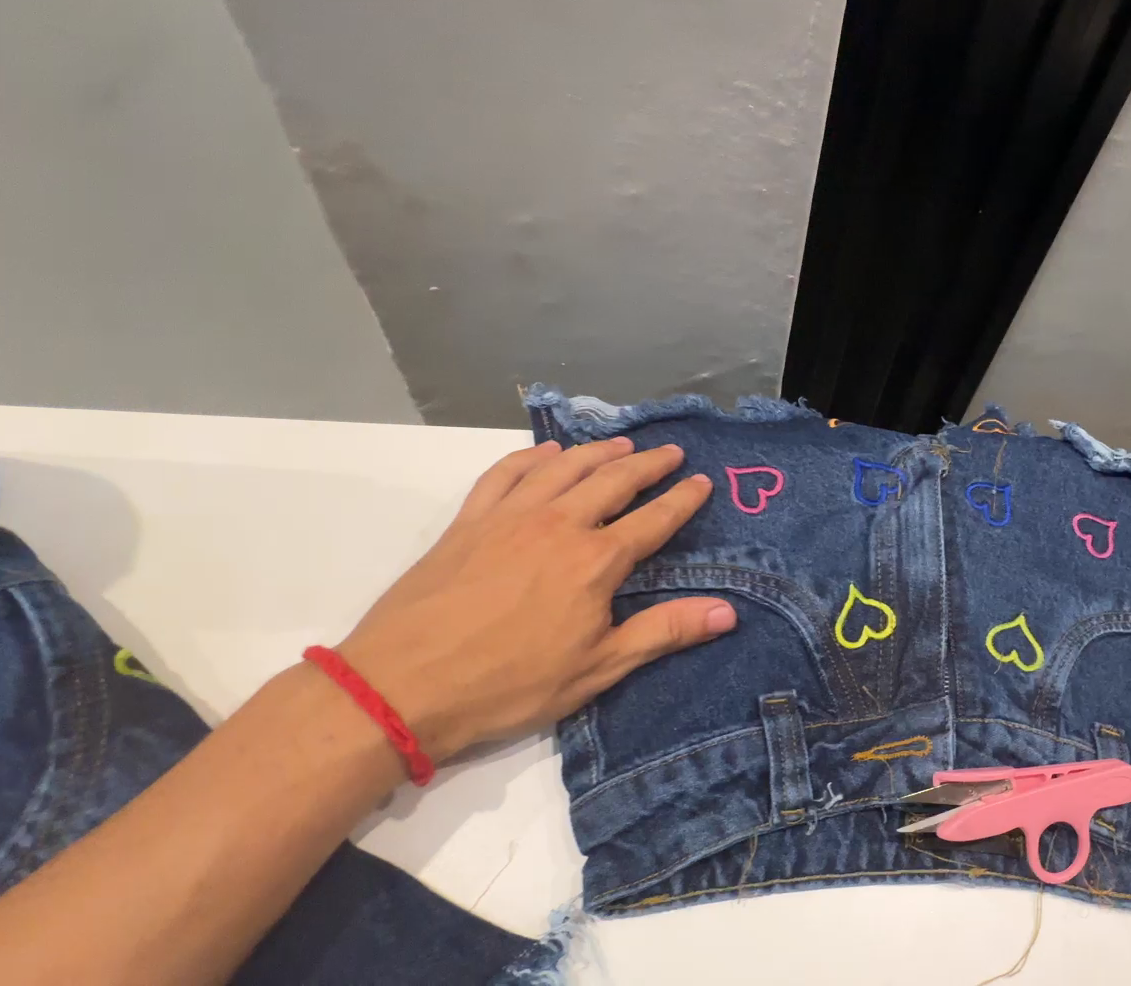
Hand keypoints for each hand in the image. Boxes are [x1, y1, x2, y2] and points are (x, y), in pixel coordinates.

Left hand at [333, 437, 730, 761]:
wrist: (401, 687)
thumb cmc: (510, 684)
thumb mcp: (599, 667)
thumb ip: (665, 631)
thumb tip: (729, 611)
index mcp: (596, 561)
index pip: (654, 519)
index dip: (683, 499)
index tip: (703, 481)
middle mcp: (559, 524)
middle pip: (614, 481)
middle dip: (648, 463)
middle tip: (671, 451)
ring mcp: (510, 517)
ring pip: (564, 469)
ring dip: (598, 452)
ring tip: (621, 444)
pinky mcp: (468, 522)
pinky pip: (505, 474)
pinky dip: (531, 458)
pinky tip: (546, 454)